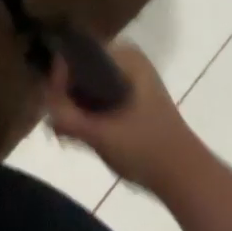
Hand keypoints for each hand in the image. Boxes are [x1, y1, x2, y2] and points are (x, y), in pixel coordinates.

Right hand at [45, 42, 200, 193]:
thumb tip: (43, 106)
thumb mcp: (100, 133)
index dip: (60, 75)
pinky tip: (83, 134)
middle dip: (66, 93)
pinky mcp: (135, 101)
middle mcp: (129, 61)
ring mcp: (133, 81)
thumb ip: (67, 117)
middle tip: (57, 119)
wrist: (187, 179)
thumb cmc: (146, 149)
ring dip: (76, 105)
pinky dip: (89, 112)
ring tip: (68, 129)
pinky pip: (101, 97)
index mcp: (125, 57)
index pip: (78, 51)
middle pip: (82, 68)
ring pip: (90, 84)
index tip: (52, 102)